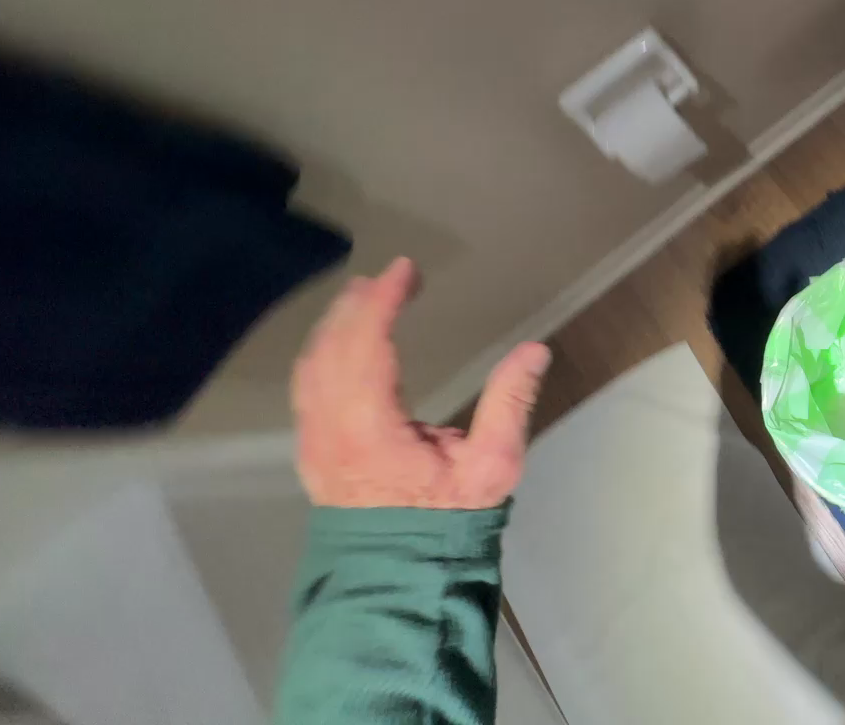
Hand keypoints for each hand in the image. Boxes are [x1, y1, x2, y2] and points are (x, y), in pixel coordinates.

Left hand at [292, 257, 551, 508]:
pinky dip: (326, 351)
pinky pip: (310, 386)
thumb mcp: (493, 464)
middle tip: (388, 275)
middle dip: (357, 306)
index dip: (382, 304)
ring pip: (313, 368)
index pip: (366, 350)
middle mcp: (330, 430)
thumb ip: (510, 402)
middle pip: (331, 351)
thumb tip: (534, 350)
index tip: (405, 270)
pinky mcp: (315, 450)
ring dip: (337, 325)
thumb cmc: (450, 515)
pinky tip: (343, 341)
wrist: (402, 574)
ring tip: (363, 295)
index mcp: (369, 429)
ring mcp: (314, 442)